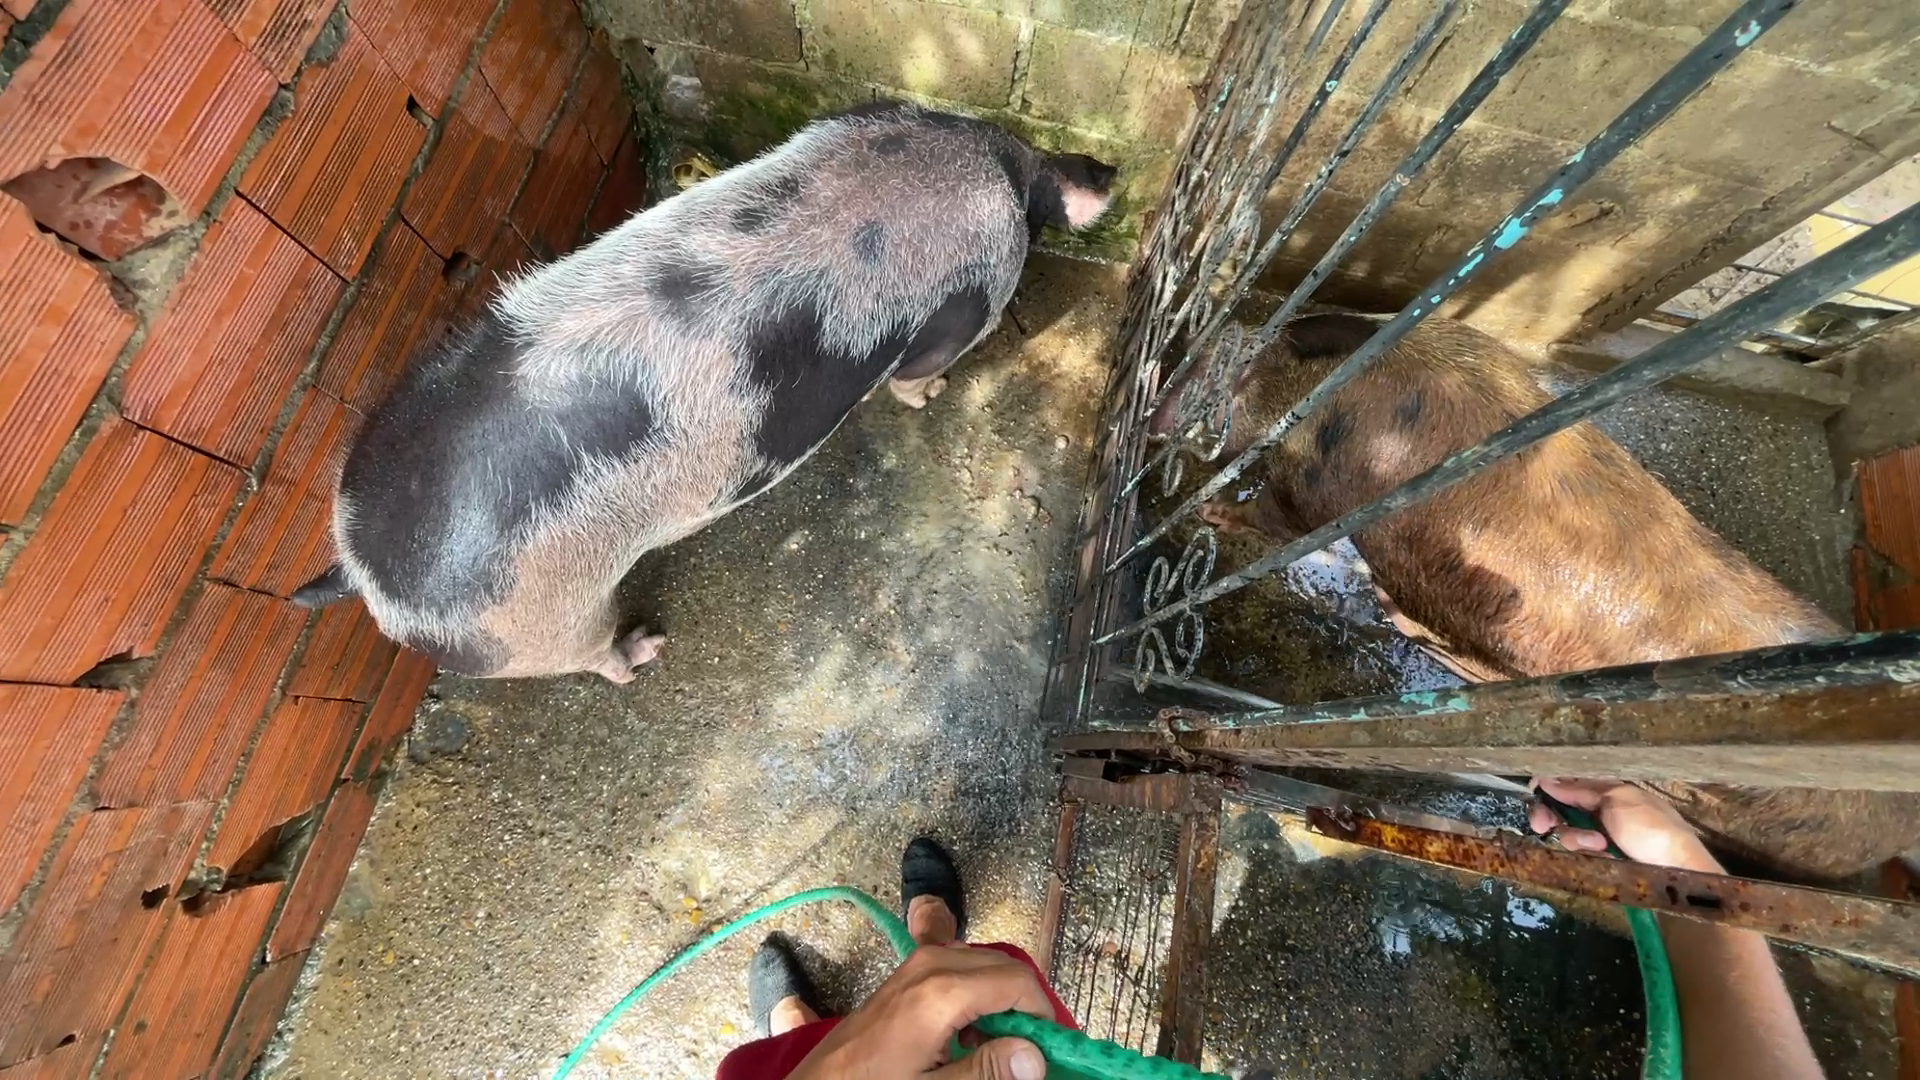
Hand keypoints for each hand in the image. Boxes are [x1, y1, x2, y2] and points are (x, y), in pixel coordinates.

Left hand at [788, 945, 1050, 1079]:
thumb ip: (986, 1072)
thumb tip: (1036, 1055)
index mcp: (943, 988)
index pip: (1016, 981)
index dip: (1043, 1014)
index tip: (1053, 1052)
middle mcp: (934, 961)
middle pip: (1004, 966)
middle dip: (1026, 1006)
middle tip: (1031, 1054)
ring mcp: (921, 961)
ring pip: (986, 965)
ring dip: (1003, 1001)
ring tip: (999, 1050)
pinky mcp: (912, 970)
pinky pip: (963, 969)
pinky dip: (979, 995)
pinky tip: (971, 1035)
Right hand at [1529, 777, 1721, 873]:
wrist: (1679, 872)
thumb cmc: (1651, 829)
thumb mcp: (1616, 800)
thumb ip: (1579, 790)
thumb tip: (1547, 780)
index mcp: (1609, 791)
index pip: (1568, 783)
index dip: (1548, 786)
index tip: (1533, 792)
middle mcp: (1601, 810)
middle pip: (1560, 807)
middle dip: (1550, 815)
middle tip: (1541, 826)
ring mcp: (1602, 834)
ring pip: (1566, 829)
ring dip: (1575, 836)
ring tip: (1598, 844)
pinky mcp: (1603, 856)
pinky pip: (1579, 849)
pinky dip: (1586, 850)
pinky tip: (1602, 853)